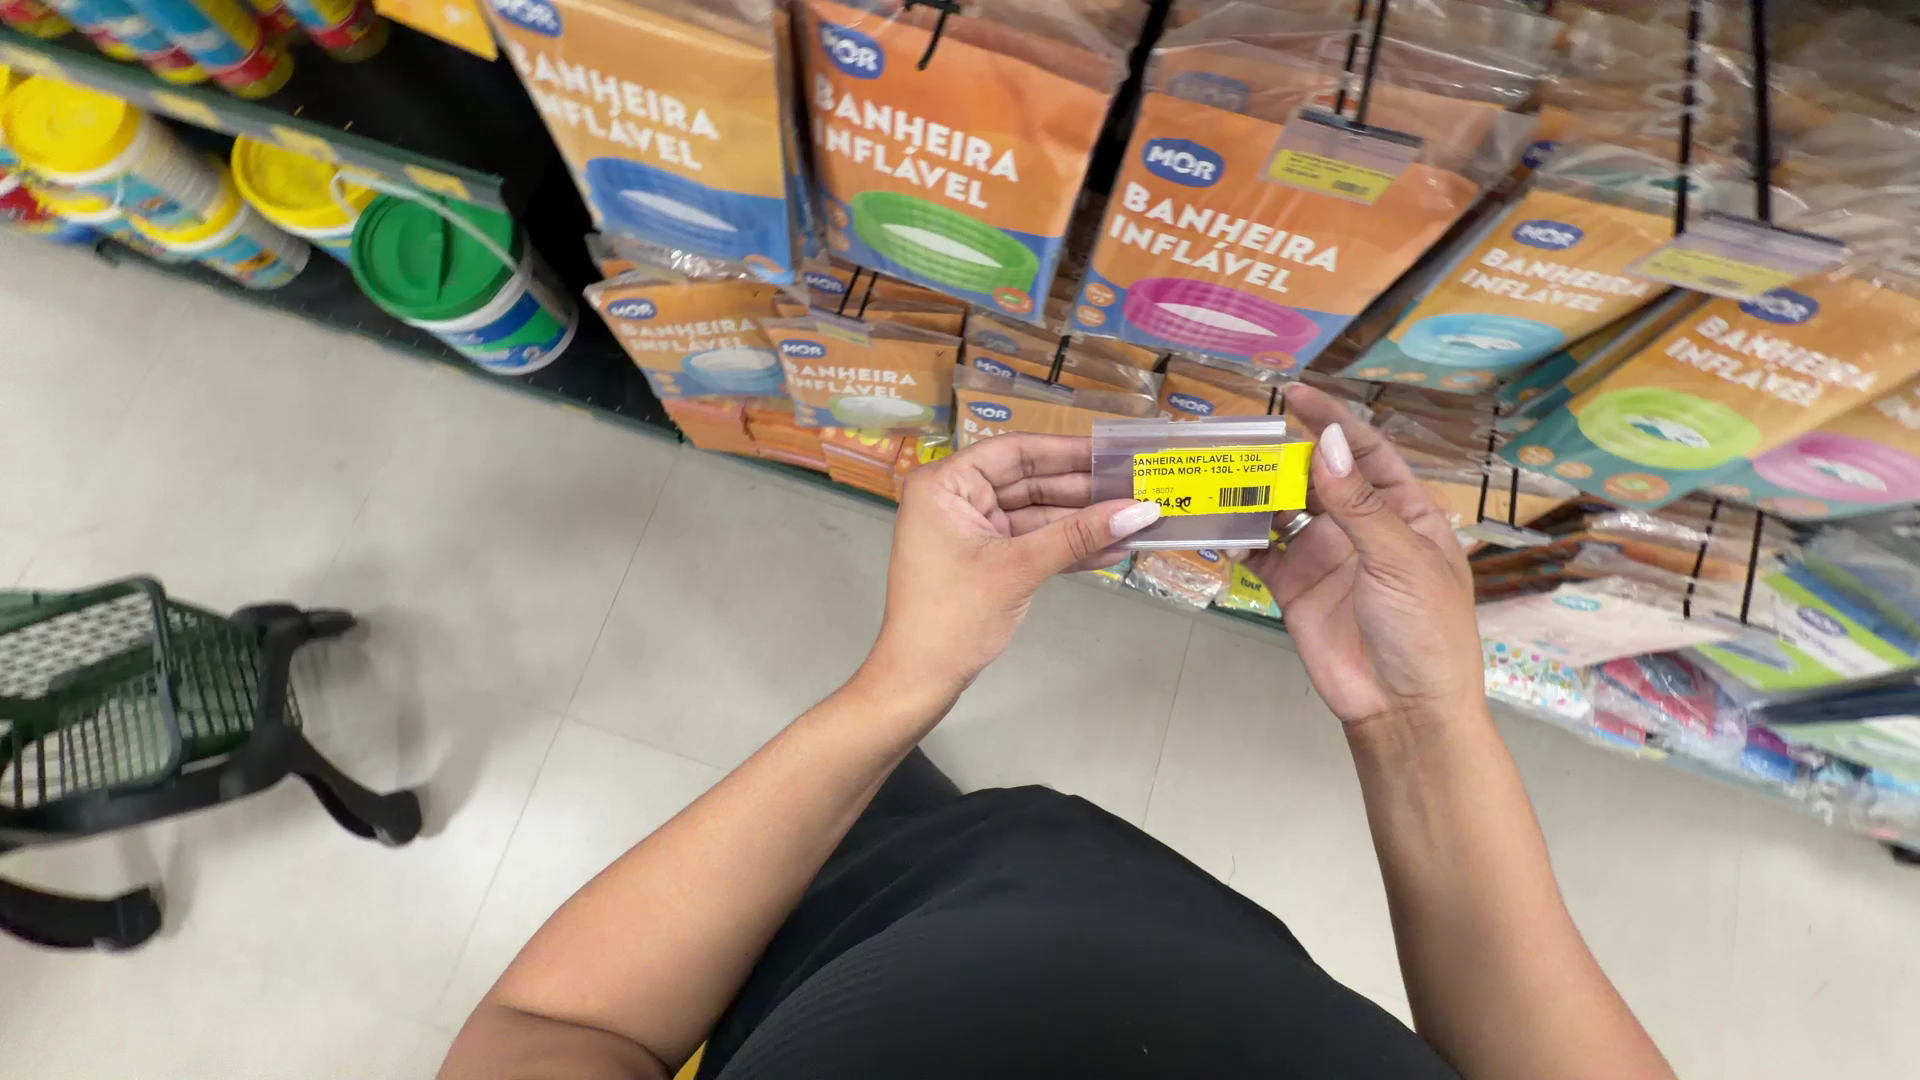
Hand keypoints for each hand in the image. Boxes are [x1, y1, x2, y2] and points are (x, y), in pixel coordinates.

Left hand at [863, 434, 1162, 706]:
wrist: (921, 678)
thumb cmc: (954, 616)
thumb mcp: (1018, 568)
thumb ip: (1077, 535)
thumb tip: (1140, 510)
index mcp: (946, 485)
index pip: (1014, 453)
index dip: (1067, 452)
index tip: (1112, 453)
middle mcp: (956, 499)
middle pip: (1029, 483)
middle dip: (1082, 491)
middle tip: (1135, 487)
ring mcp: (971, 531)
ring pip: (1035, 516)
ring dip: (1081, 522)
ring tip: (1134, 517)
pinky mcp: (985, 560)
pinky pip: (1031, 544)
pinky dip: (1066, 548)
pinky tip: (1111, 547)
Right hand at [1245, 385, 1484, 738]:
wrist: (1400, 706)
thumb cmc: (1424, 630)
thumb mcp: (1399, 561)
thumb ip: (1359, 504)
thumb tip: (1328, 444)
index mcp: (1403, 512)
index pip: (1365, 453)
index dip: (1333, 422)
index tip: (1296, 395)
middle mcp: (1360, 526)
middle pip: (1317, 476)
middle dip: (1284, 456)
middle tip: (1243, 442)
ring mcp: (1323, 555)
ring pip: (1283, 510)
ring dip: (1256, 494)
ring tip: (1222, 477)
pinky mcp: (1292, 584)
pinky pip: (1260, 552)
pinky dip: (1238, 540)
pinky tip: (1219, 530)